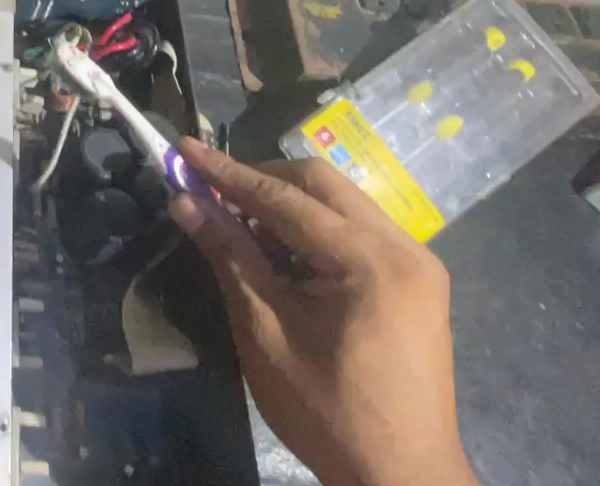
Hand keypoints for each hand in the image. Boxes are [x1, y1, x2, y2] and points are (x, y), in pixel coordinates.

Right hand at [168, 141, 476, 485]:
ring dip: (283, 201)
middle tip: (209, 190)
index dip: (227, 172)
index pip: (285, 197)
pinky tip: (279, 251)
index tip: (183, 147)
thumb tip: (184, 200)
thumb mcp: (264, 329)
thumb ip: (228, 254)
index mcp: (370, 261)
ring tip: (238, 223)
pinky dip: (309, 226)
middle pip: (318, 183)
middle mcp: (403, 247)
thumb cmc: (327, 410)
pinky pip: (353, 228)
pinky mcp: (414, 279)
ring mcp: (415, 262)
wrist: (403, 479)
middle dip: (258, 178)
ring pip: (337, 201)